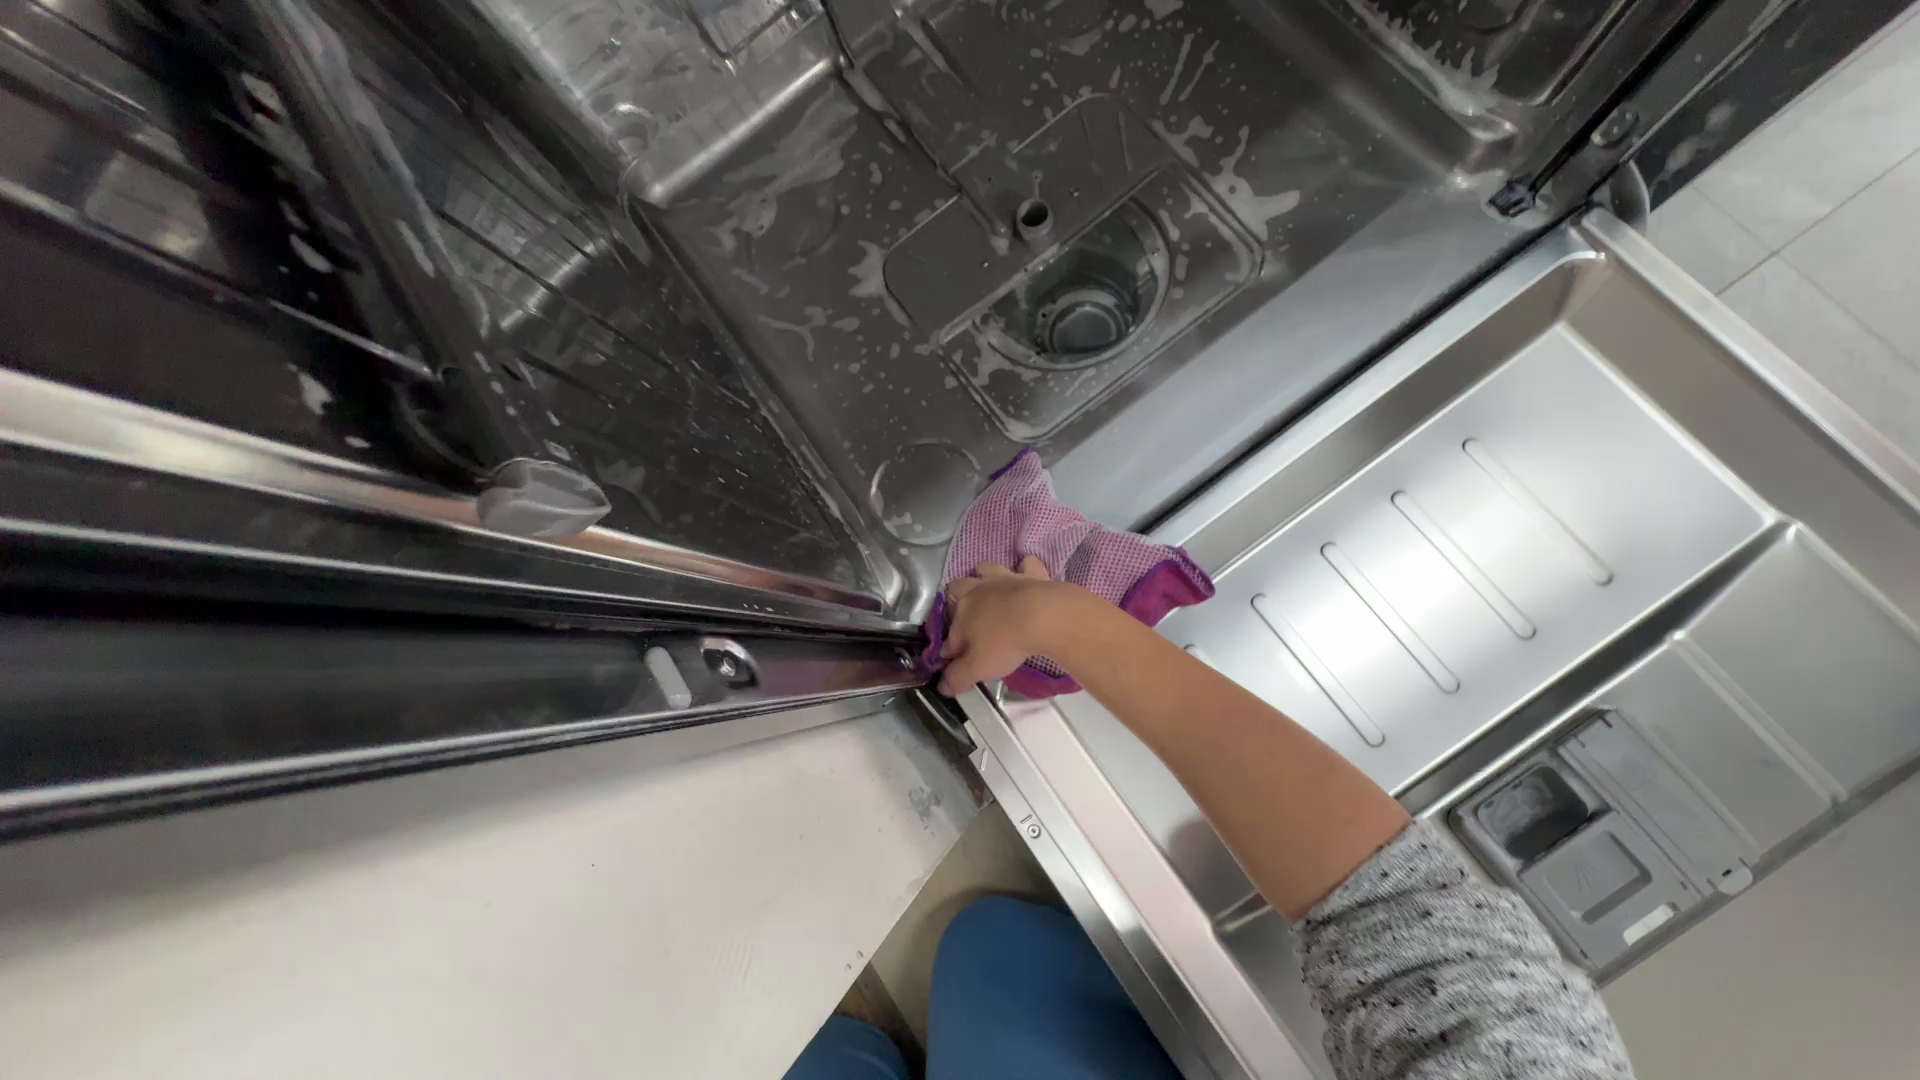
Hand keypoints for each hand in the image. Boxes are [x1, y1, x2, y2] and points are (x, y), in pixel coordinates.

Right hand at [937, 556, 1084, 695]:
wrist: (1045, 617)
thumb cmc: (1006, 642)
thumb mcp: (978, 667)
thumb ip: (957, 677)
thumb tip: (941, 687)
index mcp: (963, 612)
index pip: (951, 635)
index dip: (951, 651)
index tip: (954, 663)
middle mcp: (979, 590)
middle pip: (959, 588)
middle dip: (957, 601)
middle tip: (969, 620)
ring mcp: (1006, 578)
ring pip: (986, 569)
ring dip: (985, 578)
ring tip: (992, 594)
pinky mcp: (1032, 574)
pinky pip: (1026, 564)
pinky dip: (1025, 570)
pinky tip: (1027, 579)